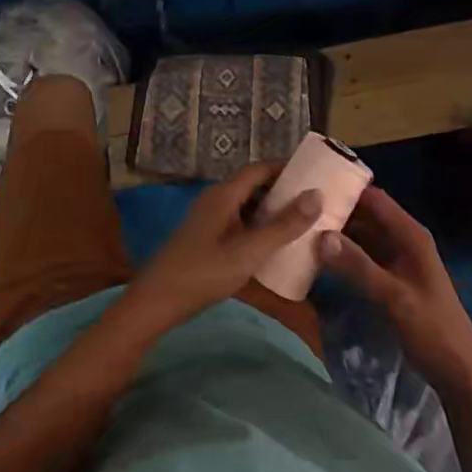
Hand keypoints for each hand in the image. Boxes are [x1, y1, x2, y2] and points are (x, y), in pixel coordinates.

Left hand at [129, 163, 322, 326]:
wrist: (154, 304)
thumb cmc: (203, 273)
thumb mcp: (250, 251)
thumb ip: (284, 225)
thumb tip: (317, 195)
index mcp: (225, 194)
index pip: (261, 168)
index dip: (287, 167)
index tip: (314, 175)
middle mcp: (216, 199)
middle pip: (254, 184)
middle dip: (283, 189)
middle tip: (313, 200)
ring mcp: (209, 218)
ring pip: (247, 204)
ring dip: (271, 209)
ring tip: (301, 220)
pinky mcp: (206, 237)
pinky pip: (239, 220)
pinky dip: (258, 225)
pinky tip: (273, 242)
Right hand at [319, 188, 471, 394]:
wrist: (458, 370)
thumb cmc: (431, 328)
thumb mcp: (392, 297)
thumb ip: (358, 266)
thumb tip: (321, 235)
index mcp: (411, 234)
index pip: (375, 199)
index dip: (348, 189)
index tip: (313, 184)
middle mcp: (404, 239)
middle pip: (368, 215)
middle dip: (339, 210)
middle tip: (300, 208)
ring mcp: (399, 260)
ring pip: (364, 236)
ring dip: (340, 233)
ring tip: (303, 228)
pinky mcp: (392, 279)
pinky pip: (365, 257)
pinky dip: (346, 255)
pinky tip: (320, 258)